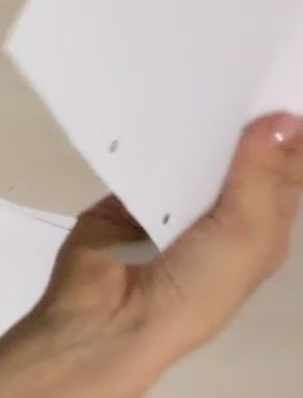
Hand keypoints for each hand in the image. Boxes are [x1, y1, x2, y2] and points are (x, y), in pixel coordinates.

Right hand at [36, 112, 302, 365]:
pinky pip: (131, 171)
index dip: (288, 136)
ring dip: (186, 136)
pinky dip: (137, 150)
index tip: (283, 90)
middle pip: (231, 162)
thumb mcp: (246, 232)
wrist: (112, 316)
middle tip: (234, 82)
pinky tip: (142, 118)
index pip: (283, 171)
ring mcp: (161, 209)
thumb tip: (279, 118)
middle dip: (237, 129)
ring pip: (181, 163)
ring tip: (191, 90)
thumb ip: (257, 176)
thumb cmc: (199, 284)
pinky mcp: (114, 206)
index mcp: (260, 224)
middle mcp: (214, 213)